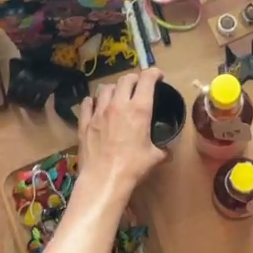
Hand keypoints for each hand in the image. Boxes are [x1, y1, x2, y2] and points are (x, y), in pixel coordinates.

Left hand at [74, 68, 168, 198]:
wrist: (104, 179)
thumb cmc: (133, 167)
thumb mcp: (155, 157)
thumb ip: (163, 149)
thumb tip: (168, 151)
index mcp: (139, 109)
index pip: (147, 79)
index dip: (154, 73)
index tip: (158, 76)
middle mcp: (118, 104)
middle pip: (125, 79)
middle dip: (135, 78)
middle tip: (139, 86)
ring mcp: (99, 112)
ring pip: (105, 88)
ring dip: (114, 88)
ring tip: (118, 95)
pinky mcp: (84, 122)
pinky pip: (87, 103)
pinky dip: (93, 101)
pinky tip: (96, 105)